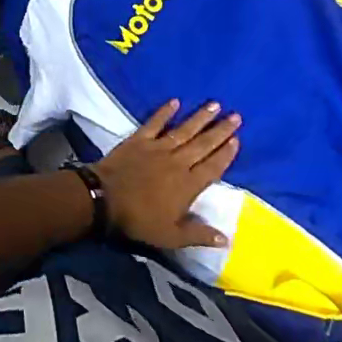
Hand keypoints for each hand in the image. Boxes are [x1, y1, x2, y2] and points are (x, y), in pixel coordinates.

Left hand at [91, 99, 240, 249]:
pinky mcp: (139, 139)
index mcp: (187, 185)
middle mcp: (177, 162)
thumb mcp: (171, 236)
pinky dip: (164, 112)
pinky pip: (154, 122)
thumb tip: (226, 239)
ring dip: (200, 117)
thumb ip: (199, 234)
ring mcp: (157, 148)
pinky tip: (175, 101)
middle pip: (203, 144)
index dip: (226, 154)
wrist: (104, 198)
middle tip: (236, 116)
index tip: (237, 139)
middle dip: (220, 130)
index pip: (213, 167)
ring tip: (215, 104)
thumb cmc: (139, 220)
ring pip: (184, 130)